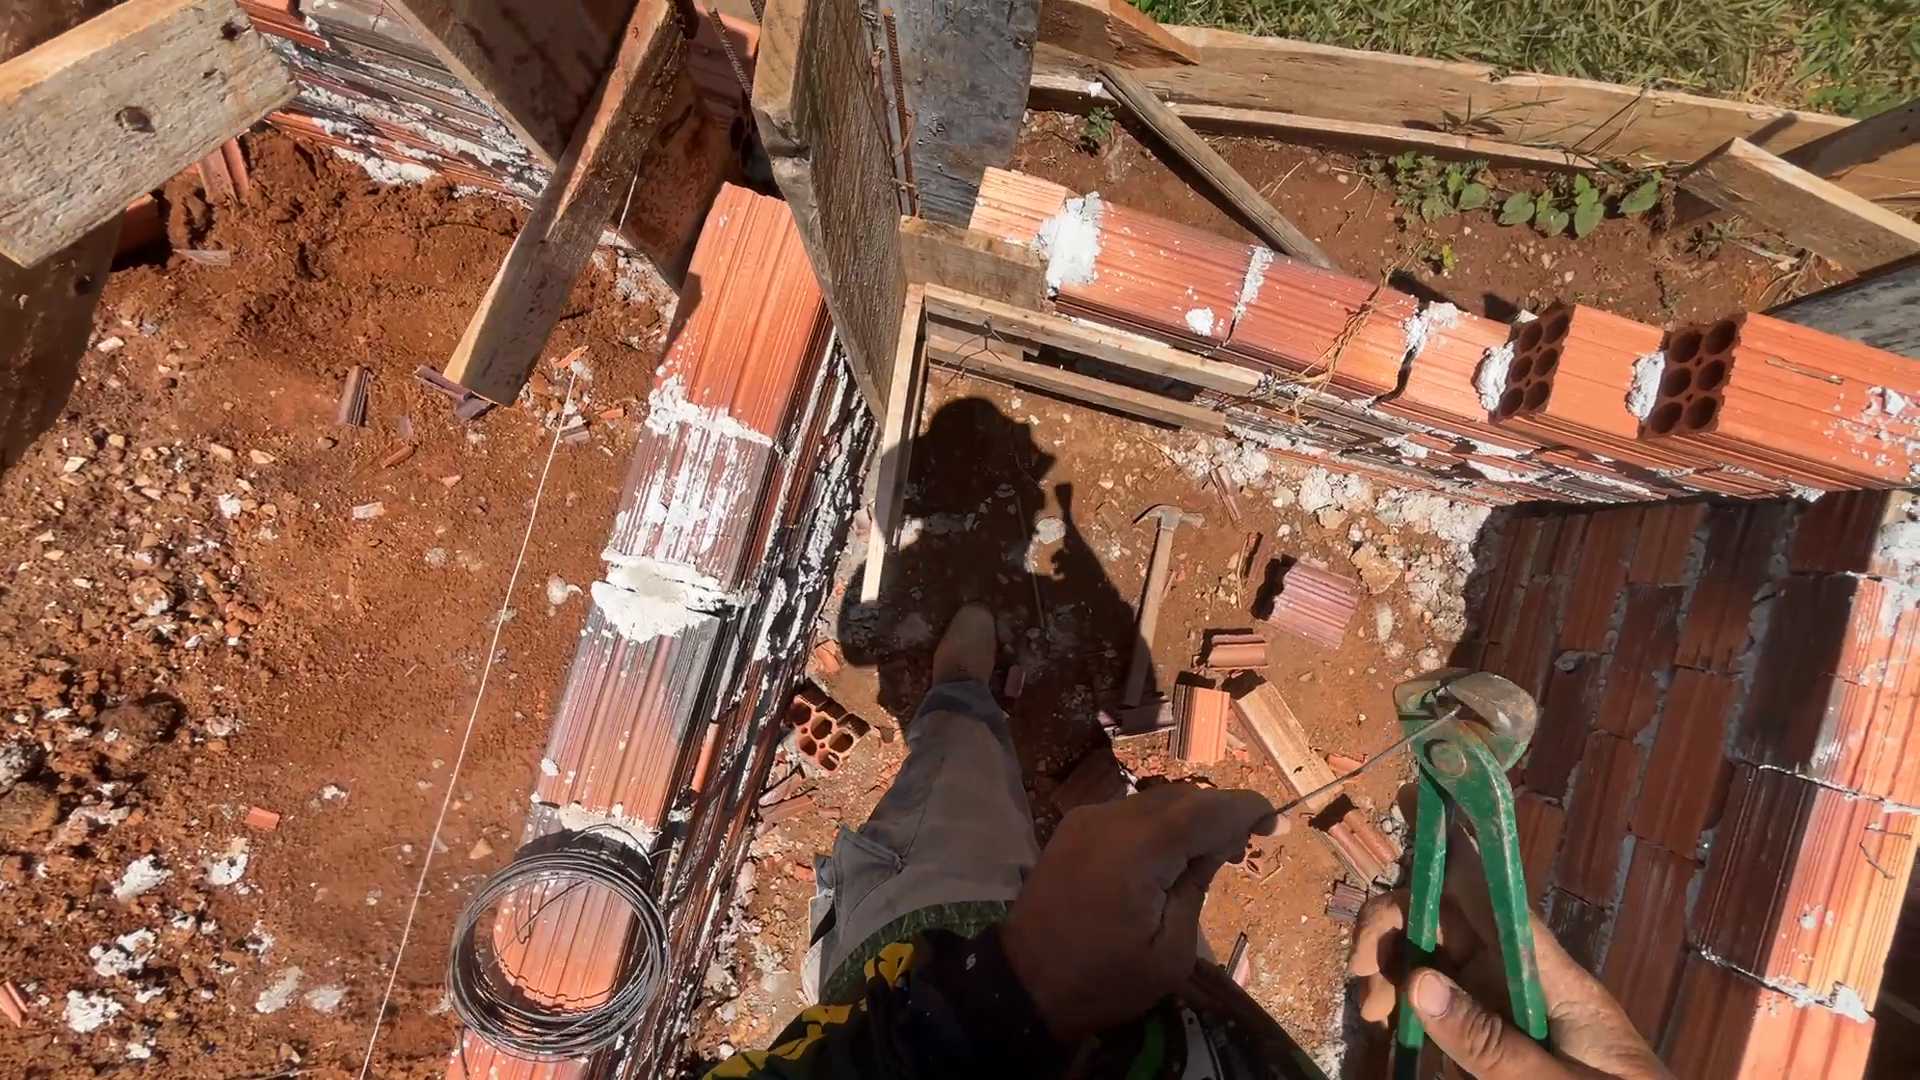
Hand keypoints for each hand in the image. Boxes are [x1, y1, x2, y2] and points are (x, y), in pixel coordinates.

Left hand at [1000, 783, 1279, 1040]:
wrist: (1026, 979)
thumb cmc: (1104, 978)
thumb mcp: (1170, 952)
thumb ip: (1196, 887)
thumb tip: (1217, 844)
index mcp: (1139, 848)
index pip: (1205, 809)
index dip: (1245, 808)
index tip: (1275, 822)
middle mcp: (1111, 817)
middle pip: (1180, 798)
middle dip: (1219, 813)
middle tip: (1247, 846)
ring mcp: (1088, 817)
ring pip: (1153, 801)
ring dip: (1188, 817)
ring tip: (1211, 855)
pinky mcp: (1074, 826)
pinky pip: (1127, 812)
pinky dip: (1157, 823)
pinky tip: (1167, 854)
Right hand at [1348, 842, 1671, 1078]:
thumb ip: (1493, 1043)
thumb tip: (1416, 980)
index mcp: (1546, 971)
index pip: (1491, 888)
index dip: (1451, 837)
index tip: (1413, 795)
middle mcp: (1515, 969)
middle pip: (1437, 914)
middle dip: (1388, 927)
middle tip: (1360, 973)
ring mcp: (1498, 998)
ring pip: (1423, 950)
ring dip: (1387, 967)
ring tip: (1372, 1013)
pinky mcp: (1486, 1026)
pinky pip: (1430, 991)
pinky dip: (1401, 998)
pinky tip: (1388, 1024)